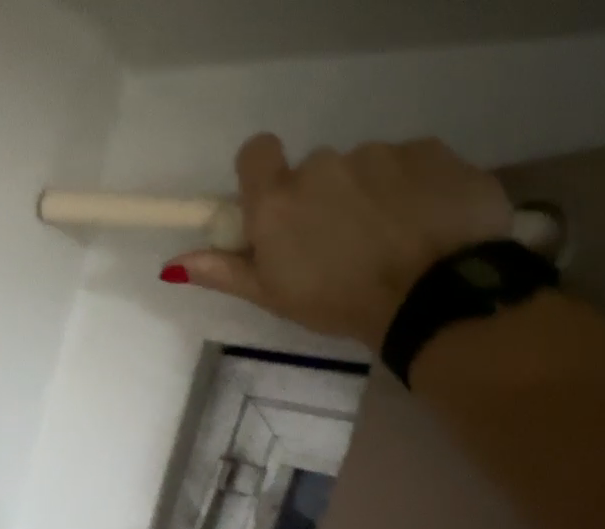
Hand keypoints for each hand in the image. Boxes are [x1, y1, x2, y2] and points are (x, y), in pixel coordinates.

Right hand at [169, 134, 512, 351]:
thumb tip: (170, 264)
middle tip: (337, 240)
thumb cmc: (337, 301)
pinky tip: (423, 222)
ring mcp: (382, 154)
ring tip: (387, 235)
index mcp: (278, 199)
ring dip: (368, 192)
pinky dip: (413, 187)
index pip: (256, 151)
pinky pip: (412, 163)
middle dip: (322, 195)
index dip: (261, 171)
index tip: (274, 200)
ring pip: (365, 166)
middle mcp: (324, 165)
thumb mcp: (271, 294)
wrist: (435, 294)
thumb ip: (222, 270)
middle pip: (315, 168)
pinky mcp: (434, 152)